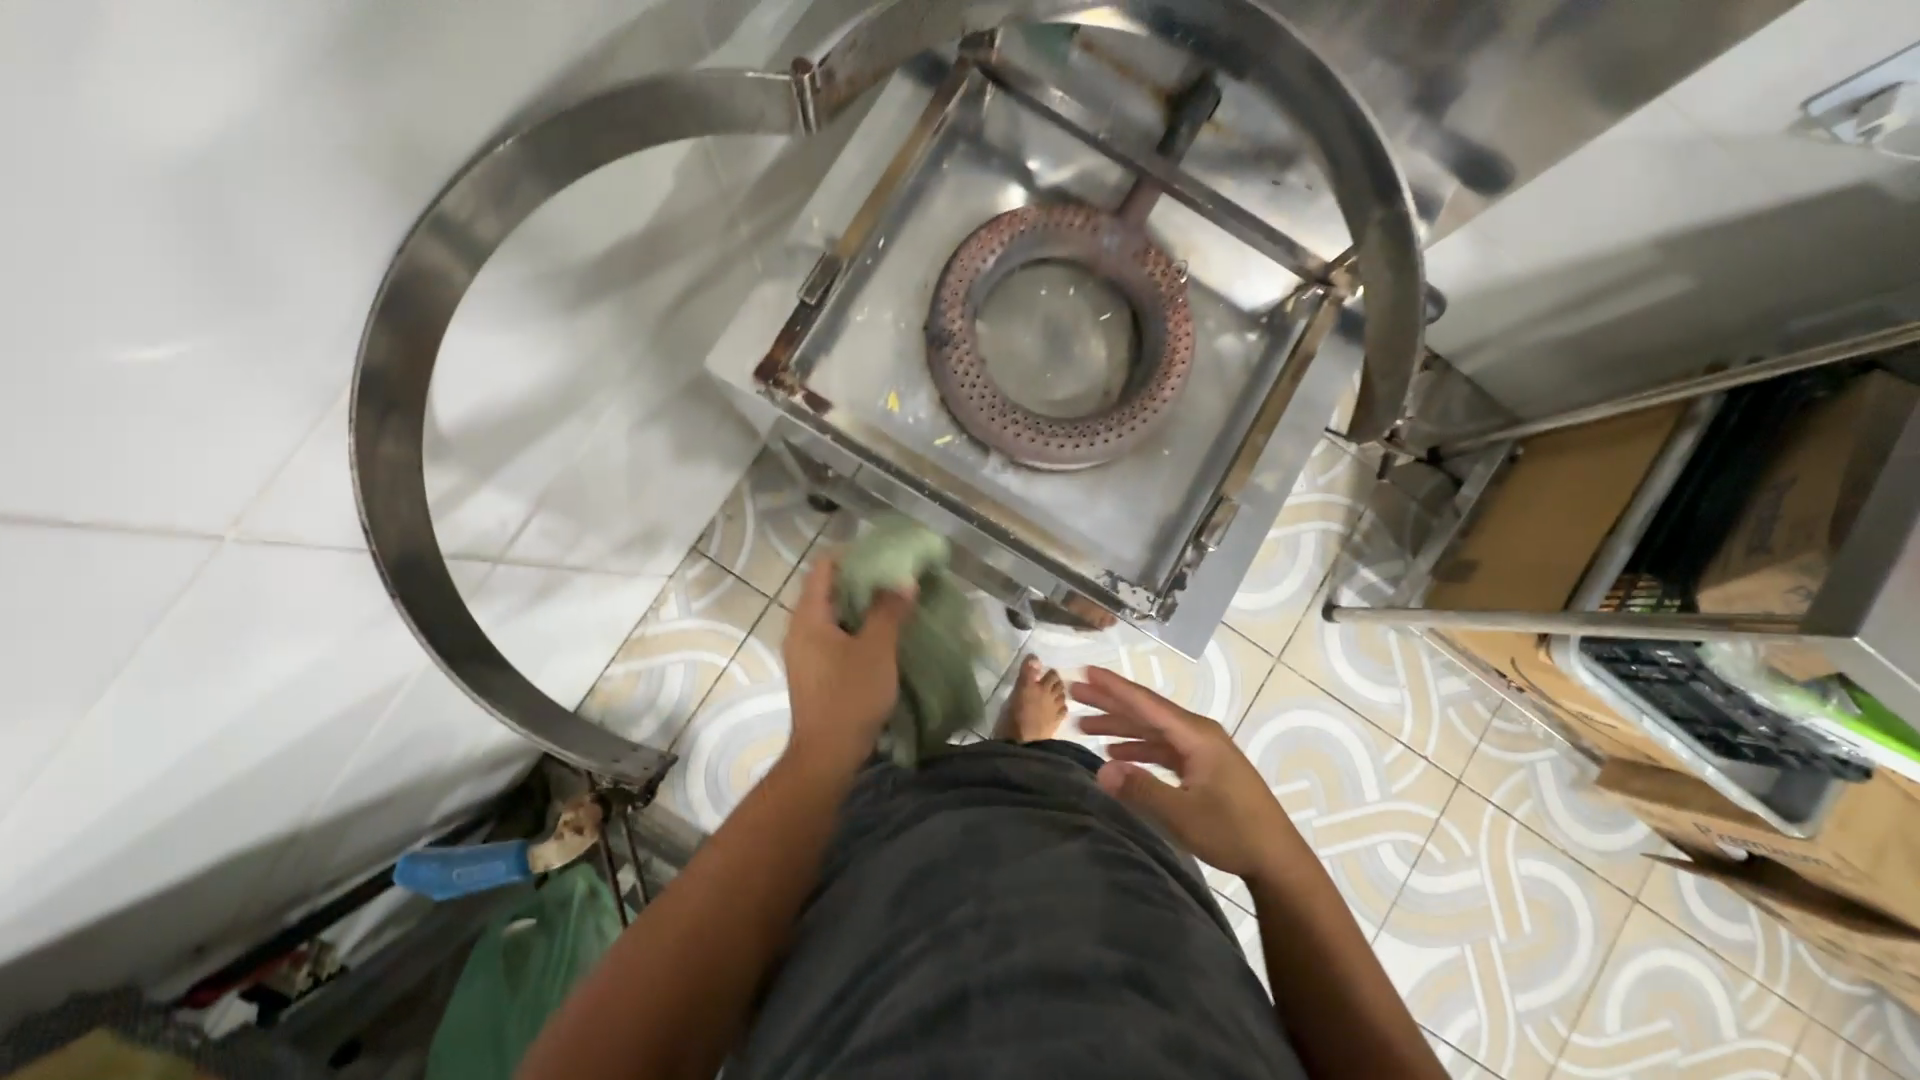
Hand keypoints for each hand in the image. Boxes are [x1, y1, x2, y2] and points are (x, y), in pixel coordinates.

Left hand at [780, 555, 915, 772]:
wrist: (827, 754)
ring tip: (896, 603)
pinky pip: (835, 638)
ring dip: (862, 608)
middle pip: (829, 591)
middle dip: (863, 582)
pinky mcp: (815, 673)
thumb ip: (889, 611)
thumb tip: (904, 580)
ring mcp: (805, 653)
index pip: (824, 568)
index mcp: (808, 617)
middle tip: (898, 578)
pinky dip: (857, 630)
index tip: (886, 555)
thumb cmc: (850, 697)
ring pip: (834, 617)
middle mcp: (799, 630)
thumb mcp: (877, 650)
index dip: (854, 556)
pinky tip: (883, 636)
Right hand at [1073, 666, 1302, 881]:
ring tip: (1085, 725)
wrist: (1277, 859)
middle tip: (1075, 692)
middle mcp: (1199, 735)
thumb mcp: (1181, 814)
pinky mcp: (1205, 769)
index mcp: (1196, 736)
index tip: (1085, 671)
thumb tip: (1100, 769)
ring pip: (1153, 731)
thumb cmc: (1232, 833)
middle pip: (1147, 713)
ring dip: (1120, 727)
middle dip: (1110, 703)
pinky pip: (1163, 748)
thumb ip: (1140, 789)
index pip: (1147, 704)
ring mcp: (1203, 752)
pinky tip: (1118, 753)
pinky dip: (1139, 748)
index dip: (1114, 688)